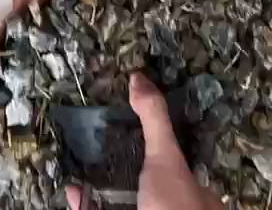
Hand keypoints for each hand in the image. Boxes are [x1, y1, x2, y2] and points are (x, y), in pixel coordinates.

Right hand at [67, 75, 222, 209]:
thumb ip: (154, 118)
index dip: (157, 155)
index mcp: (196, 200)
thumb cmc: (175, 209)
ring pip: (125, 204)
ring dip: (102, 193)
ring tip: (82, 174)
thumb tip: (138, 75)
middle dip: (124, 176)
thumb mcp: (166, 160)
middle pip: (147, 191)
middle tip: (101, 155)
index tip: (130, 137)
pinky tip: (75, 194)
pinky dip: (87, 205)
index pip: (178, 172)